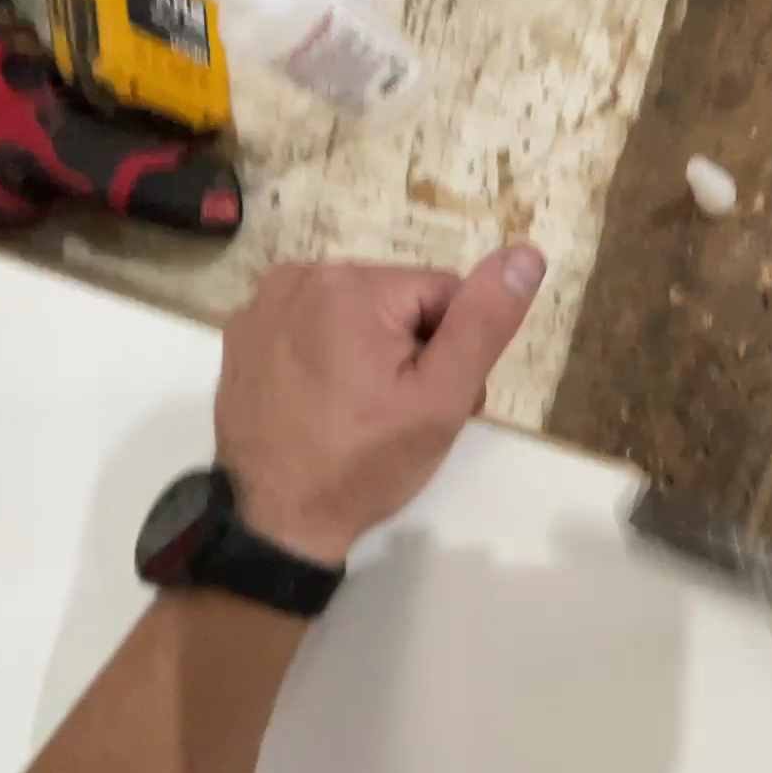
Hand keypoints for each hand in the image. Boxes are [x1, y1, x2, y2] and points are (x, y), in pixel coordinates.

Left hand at [215, 247, 546, 563]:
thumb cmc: (367, 461)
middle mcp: (302, 275)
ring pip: (359, 315)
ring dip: (378, 355)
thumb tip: (527, 254)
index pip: (446, 294)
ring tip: (370, 416)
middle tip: (411, 416)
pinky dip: (332, 359)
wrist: (275, 518)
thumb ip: (483, 324)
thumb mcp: (441, 399)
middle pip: (400, 302)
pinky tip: (328, 406)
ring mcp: (264, 305)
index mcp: (354, 285)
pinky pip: (315, 330)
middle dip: (418, 352)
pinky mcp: (244, 336)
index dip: (457, 350)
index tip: (442, 401)